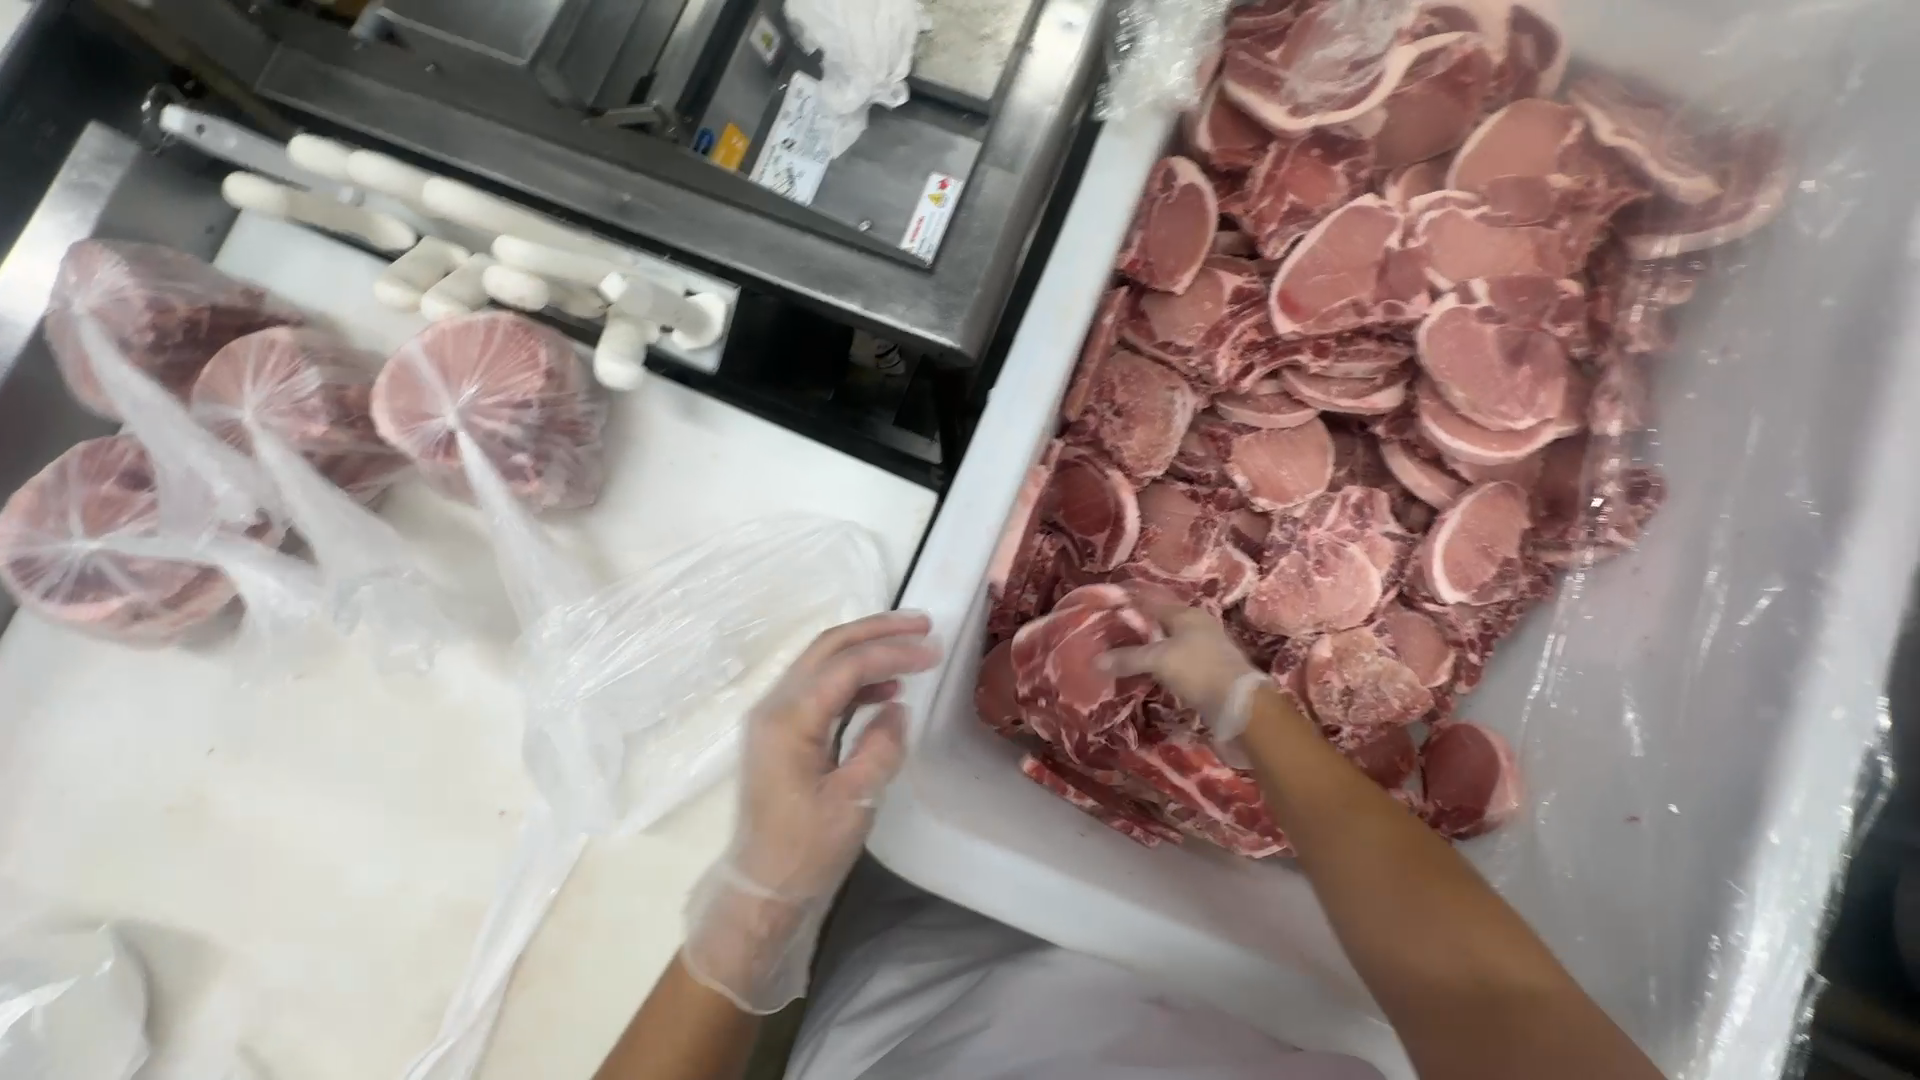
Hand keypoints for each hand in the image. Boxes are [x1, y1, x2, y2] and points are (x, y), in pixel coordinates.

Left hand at [682, 610, 940, 1013]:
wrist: (760, 889)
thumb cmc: (805, 851)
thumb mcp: (854, 803)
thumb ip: (881, 747)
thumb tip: (896, 707)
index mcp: (788, 720)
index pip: (846, 665)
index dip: (893, 652)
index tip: (935, 650)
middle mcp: (774, 706)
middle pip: (828, 647)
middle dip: (877, 630)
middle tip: (923, 624)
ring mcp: (773, 717)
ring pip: (822, 661)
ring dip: (866, 649)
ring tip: (912, 647)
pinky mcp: (780, 731)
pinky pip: (819, 687)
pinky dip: (854, 679)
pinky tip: (886, 689)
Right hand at [1099, 597, 1265, 740]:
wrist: (1240, 705)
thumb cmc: (1199, 670)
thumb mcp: (1159, 660)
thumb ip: (1128, 658)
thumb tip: (1096, 660)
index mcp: (1186, 614)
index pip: (1150, 600)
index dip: (1128, 601)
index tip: (1105, 605)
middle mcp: (1196, 626)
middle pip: (1159, 621)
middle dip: (1136, 625)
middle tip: (1109, 631)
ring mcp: (1204, 648)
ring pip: (1167, 641)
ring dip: (1147, 646)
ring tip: (1122, 652)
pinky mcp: (1206, 669)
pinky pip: (1174, 660)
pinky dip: (1158, 663)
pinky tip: (1144, 671)